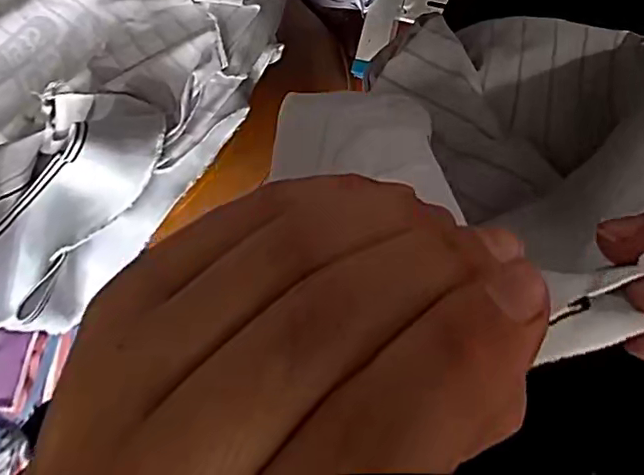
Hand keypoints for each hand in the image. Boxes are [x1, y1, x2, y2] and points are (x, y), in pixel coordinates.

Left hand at [33, 175, 549, 474]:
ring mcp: (119, 375)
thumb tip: (508, 314)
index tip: (524, 292)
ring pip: (280, 254)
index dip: (465, 349)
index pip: (373, 431)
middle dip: (431, 269)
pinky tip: (371, 201)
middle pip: (320, 325)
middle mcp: (157, 465)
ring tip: (435, 220)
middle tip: (490, 248)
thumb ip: (443, 427)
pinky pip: (239, 220)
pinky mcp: (120, 304)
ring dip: (383, 219)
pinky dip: (322, 196)